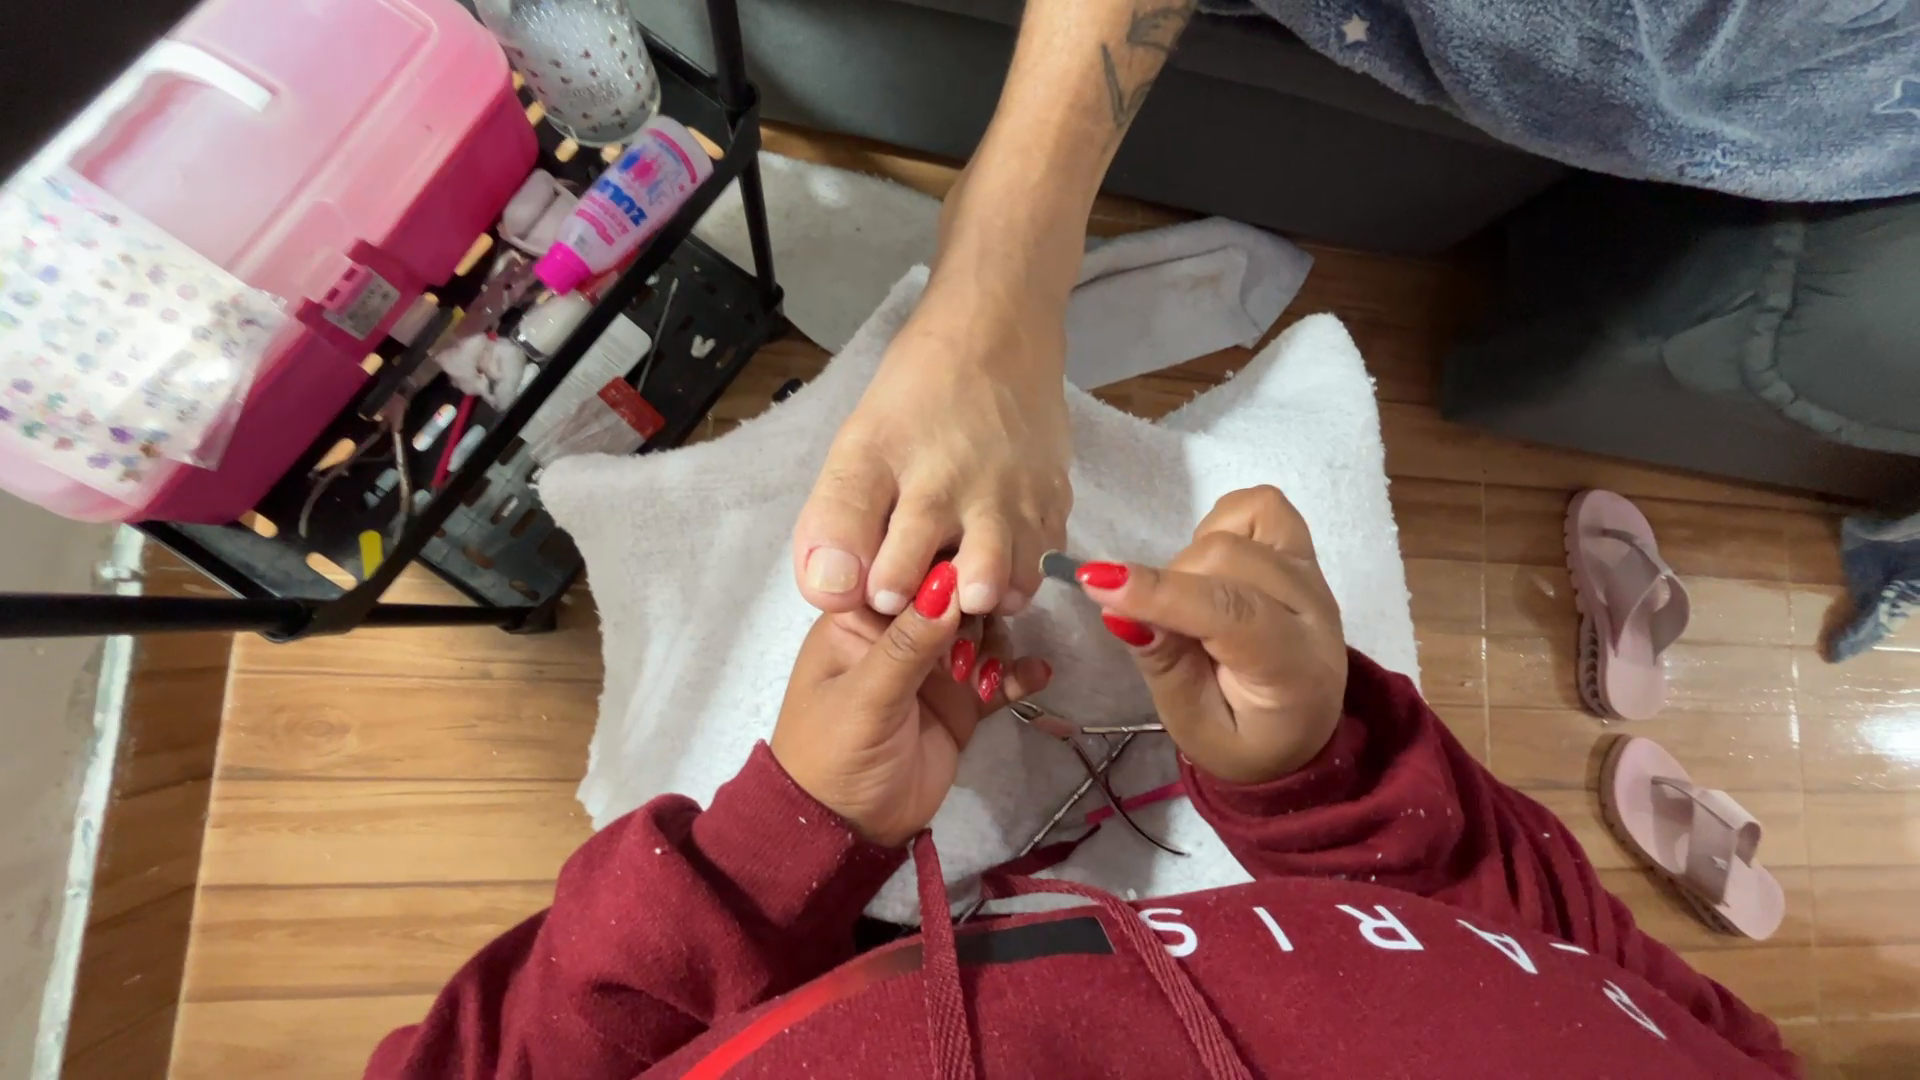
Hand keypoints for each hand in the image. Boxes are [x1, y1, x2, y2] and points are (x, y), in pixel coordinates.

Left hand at [771, 562, 1053, 846]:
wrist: (848, 833)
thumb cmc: (836, 756)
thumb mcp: (867, 697)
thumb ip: (910, 642)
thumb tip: (951, 582)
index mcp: (860, 619)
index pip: (905, 570)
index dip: (941, 569)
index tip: (971, 581)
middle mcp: (901, 634)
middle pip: (953, 597)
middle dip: (972, 616)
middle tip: (968, 655)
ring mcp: (934, 667)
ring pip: (982, 632)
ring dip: (993, 648)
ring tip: (982, 681)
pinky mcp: (962, 701)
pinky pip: (998, 676)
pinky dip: (1018, 674)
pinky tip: (1038, 674)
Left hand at [792, 278, 1072, 618]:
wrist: (998, 331)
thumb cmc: (918, 392)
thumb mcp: (859, 446)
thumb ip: (836, 519)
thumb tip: (832, 593)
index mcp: (919, 489)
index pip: (894, 583)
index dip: (881, 596)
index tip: (879, 586)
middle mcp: (980, 503)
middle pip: (968, 591)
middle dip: (943, 609)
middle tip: (928, 590)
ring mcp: (1027, 503)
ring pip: (1015, 588)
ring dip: (989, 596)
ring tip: (966, 581)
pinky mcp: (1060, 500)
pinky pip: (1046, 563)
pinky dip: (1022, 574)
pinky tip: (1001, 556)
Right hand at [1073, 486, 1348, 784]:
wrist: (1299, 726)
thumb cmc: (1242, 734)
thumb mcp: (1192, 724)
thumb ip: (1161, 664)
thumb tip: (1116, 608)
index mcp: (1293, 668)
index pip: (1230, 613)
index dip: (1161, 593)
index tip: (1096, 583)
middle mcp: (1313, 610)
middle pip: (1225, 560)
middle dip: (1169, 584)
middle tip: (1158, 624)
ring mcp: (1311, 572)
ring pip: (1236, 530)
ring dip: (1190, 560)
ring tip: (1190, 600)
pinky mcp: (1302, 549)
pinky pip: (1258, 507)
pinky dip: (1221, 524)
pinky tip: (1213, 567)